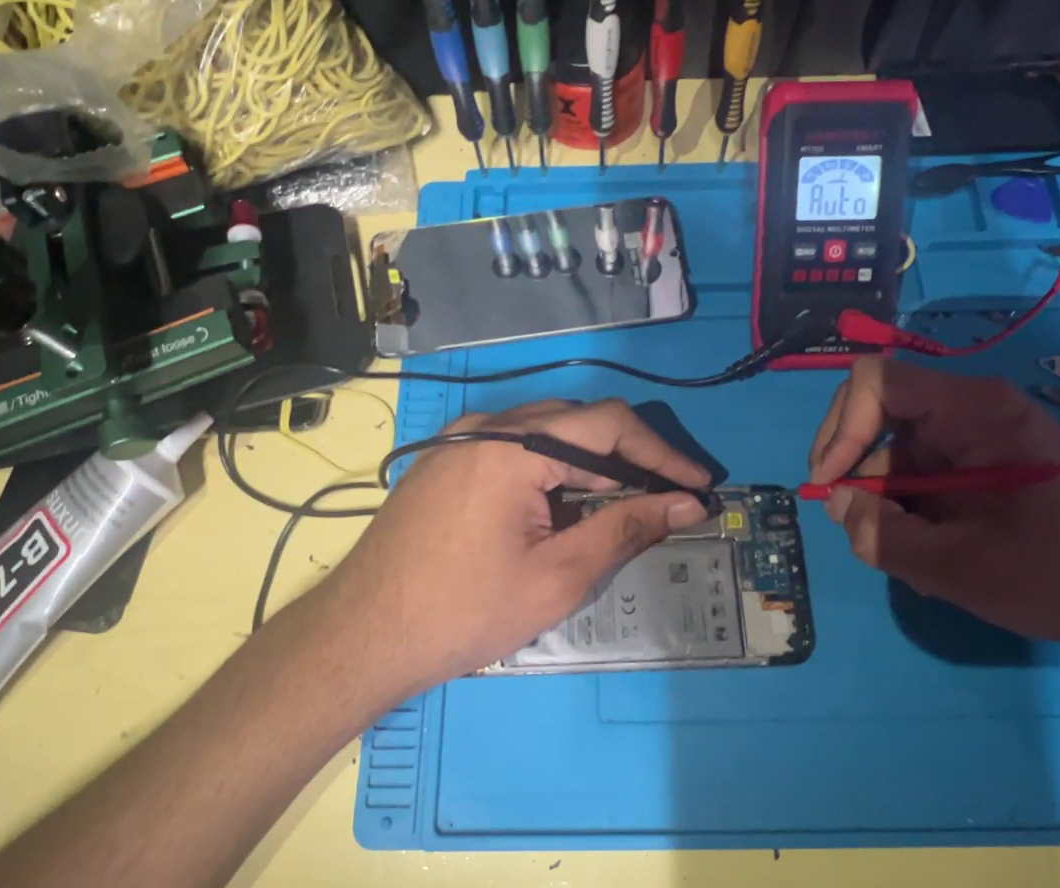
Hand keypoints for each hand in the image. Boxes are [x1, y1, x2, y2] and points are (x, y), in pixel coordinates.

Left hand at [316, 399, 708, 695]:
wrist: (361, 637)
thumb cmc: (463, 613)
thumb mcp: (556, 577)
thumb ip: (625, 529)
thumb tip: (686, 504)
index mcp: (513, 446)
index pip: (608, 425)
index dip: (661, 454)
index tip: (698, 486)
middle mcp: (485, 427)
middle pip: (578, 423)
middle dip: (630, 459)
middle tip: (666, 500)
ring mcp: (460, 440)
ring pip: (546, 434)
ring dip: (591, 466)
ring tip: (624, 508)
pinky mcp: (446, 460)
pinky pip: (514, 448)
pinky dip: (552, 471)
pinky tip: (565, 508)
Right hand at [807, 357, 1059, 649]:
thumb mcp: (963, 568)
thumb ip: (885, 536)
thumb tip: (836, 502)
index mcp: (975, 410)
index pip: (877, 381)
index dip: (841, 426)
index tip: (831, 484)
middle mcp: (967, 410)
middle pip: (873, 411)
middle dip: (852, 466)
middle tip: (848, 517)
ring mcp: (968, 436)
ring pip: (888, 450)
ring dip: (880, 500)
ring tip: (904, 557)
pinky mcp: (970, 464)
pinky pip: (912, 473)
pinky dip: (903, 511)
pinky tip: (925, 553)